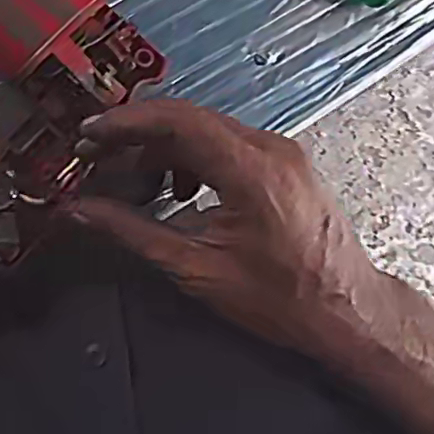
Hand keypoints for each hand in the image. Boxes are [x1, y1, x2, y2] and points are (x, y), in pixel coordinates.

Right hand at [64, 99, 384, 352]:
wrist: (352, 314)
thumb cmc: (282, 300)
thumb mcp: (197, 269)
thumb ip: (132, 232)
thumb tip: (81, 211)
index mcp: (252, 170)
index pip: (178, 121)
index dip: (127, 122)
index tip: (91, 132)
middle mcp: (269, 148)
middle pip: (187, 118)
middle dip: (136, 133)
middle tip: (97, 152)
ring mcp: (280, 150)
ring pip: (203, 128)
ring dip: (162, 147)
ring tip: (134, 178)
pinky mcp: (282, 160)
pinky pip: (224, 142)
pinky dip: (190, 155)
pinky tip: (179, 188)